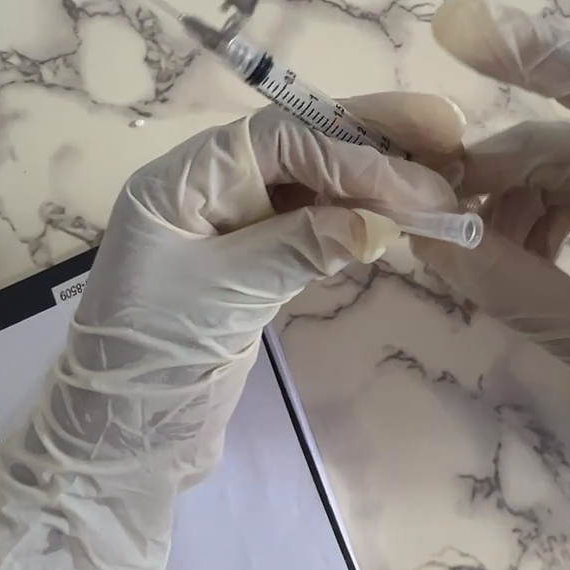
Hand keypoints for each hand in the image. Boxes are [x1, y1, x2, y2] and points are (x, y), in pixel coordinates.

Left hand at [0, 94, 462, 569]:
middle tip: (445, 133)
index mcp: (186, 177)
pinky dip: (359, 213)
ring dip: (376, 174)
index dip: (352, 151)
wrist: (124, 436)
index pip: (280, 138)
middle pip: (303, 140)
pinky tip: (400, 213)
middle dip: (373, 137)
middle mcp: (212, 183)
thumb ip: (299, 246)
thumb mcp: (224, 294)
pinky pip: (315, 217)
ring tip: (439, 177)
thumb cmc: (152, 360)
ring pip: (316, 177)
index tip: (415, 184)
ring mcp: (238, 217)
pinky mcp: (259, 253)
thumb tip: (381, 220)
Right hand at [412, 0, 569, 459]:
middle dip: (489, 174)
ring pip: (557, 155)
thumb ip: (500, 280)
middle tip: (435, 218)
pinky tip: (524, 252)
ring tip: (482, 255)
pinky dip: (537, 204)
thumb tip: (425, 231)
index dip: (538, 52)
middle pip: (555, 136)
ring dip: (509, 198)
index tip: (459, 31)